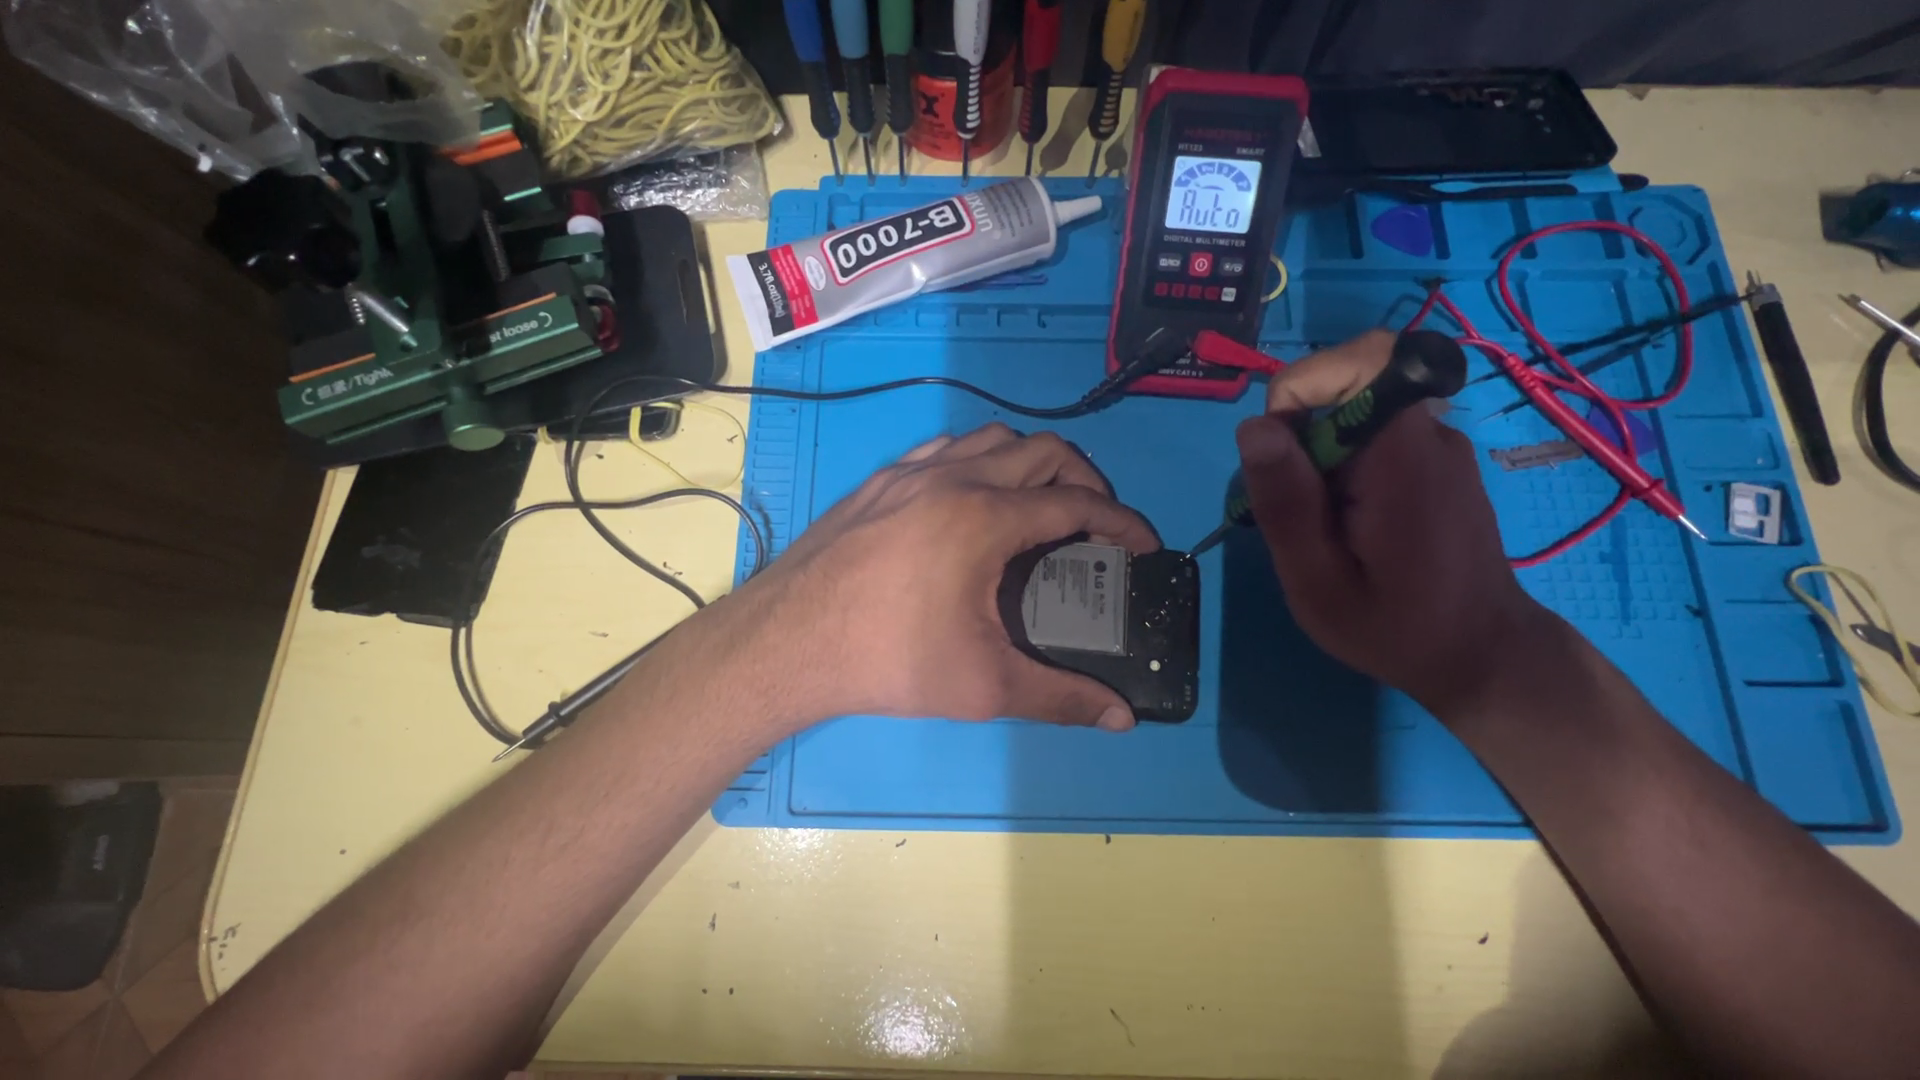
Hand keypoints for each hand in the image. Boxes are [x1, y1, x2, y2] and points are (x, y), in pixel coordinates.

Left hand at [728, 424, 1159, 731]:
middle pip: (1043, 451)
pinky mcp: (877, 482)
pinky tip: (972, 500)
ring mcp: (908, 473)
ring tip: (1041, 505)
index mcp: (986, 518)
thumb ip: (1060, 698)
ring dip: (1031, 462)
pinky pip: (945, 449)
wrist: (786, 644)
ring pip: (991, 438)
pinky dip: (978, 461)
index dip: (1123, 522)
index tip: (1146, 544)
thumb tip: (1122, 720)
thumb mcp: (983, 686)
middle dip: (1086, 478)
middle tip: (1098, 521)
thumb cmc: (889, 661)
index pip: (1078, 503)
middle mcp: (953, 478)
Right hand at [1237, 332, 1553, 715]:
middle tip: (1294, 508)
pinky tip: (1348, 527)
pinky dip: (1343, 469)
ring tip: (1321, 528)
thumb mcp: (1318, 580)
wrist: (1482, 655)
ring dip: (1318, 459)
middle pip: (1348, 387)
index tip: (1278, 453)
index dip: (1303, 387)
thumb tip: (1253, 426)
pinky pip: (1375, 438)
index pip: (1360, 360)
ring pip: (1356, 415)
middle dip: (1299, 436)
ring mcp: (1439, 445)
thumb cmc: (1395, 627)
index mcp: (1403, 453)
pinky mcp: (1437, 462)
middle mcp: (1430, 432)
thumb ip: (1286, 503)